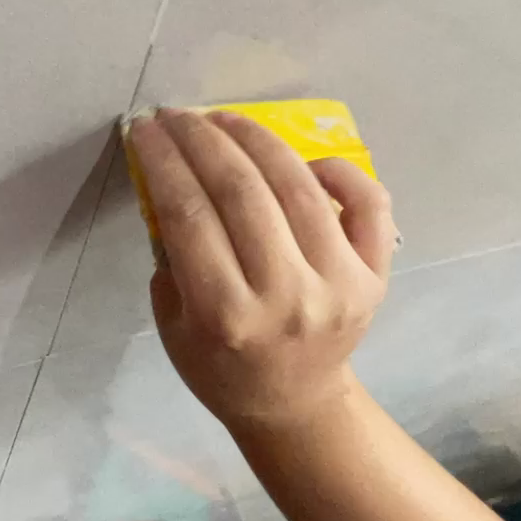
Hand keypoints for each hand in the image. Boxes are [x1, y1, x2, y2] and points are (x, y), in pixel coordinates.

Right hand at [127, 108, 395, 433]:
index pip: (188, 213)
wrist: (292, 404)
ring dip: (254, 138)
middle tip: (177, 115)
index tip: (144, 129)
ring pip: (296, 186)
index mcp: (224, 313)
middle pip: (240, 191)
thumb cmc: (217, 366)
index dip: (162, 160)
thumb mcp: (170, 321)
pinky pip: (367, 202)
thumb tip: (174, 185)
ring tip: (222, 119)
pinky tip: (299, 156)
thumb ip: (173, 256)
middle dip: (200, 139)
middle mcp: (286, 294)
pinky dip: (335, 169)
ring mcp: (339, 282)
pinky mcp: (376, 274)